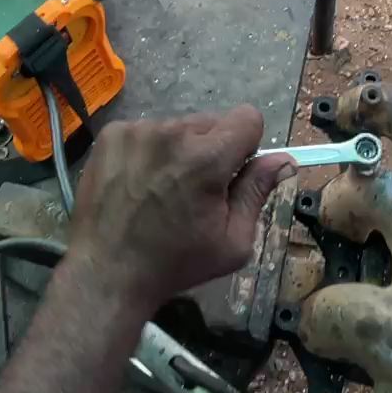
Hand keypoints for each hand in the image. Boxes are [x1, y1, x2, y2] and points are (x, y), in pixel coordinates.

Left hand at [67, 107, 295, 313]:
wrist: (106, 274)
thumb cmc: (175, 263)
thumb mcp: (232, 241)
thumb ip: (258, 192)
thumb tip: (285, 159)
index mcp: (208, 158)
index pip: (248, 118)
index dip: (246, 144)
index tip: (233, 170)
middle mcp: (173, 133)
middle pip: (212, 122)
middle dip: (212, 148)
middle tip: (194, 188)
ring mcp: (139, 130)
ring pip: (178, 126)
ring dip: (179, 149)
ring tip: (162, 188)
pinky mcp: (113, 133)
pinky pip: (147, 129)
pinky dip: (149, 149)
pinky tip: (139, 181)